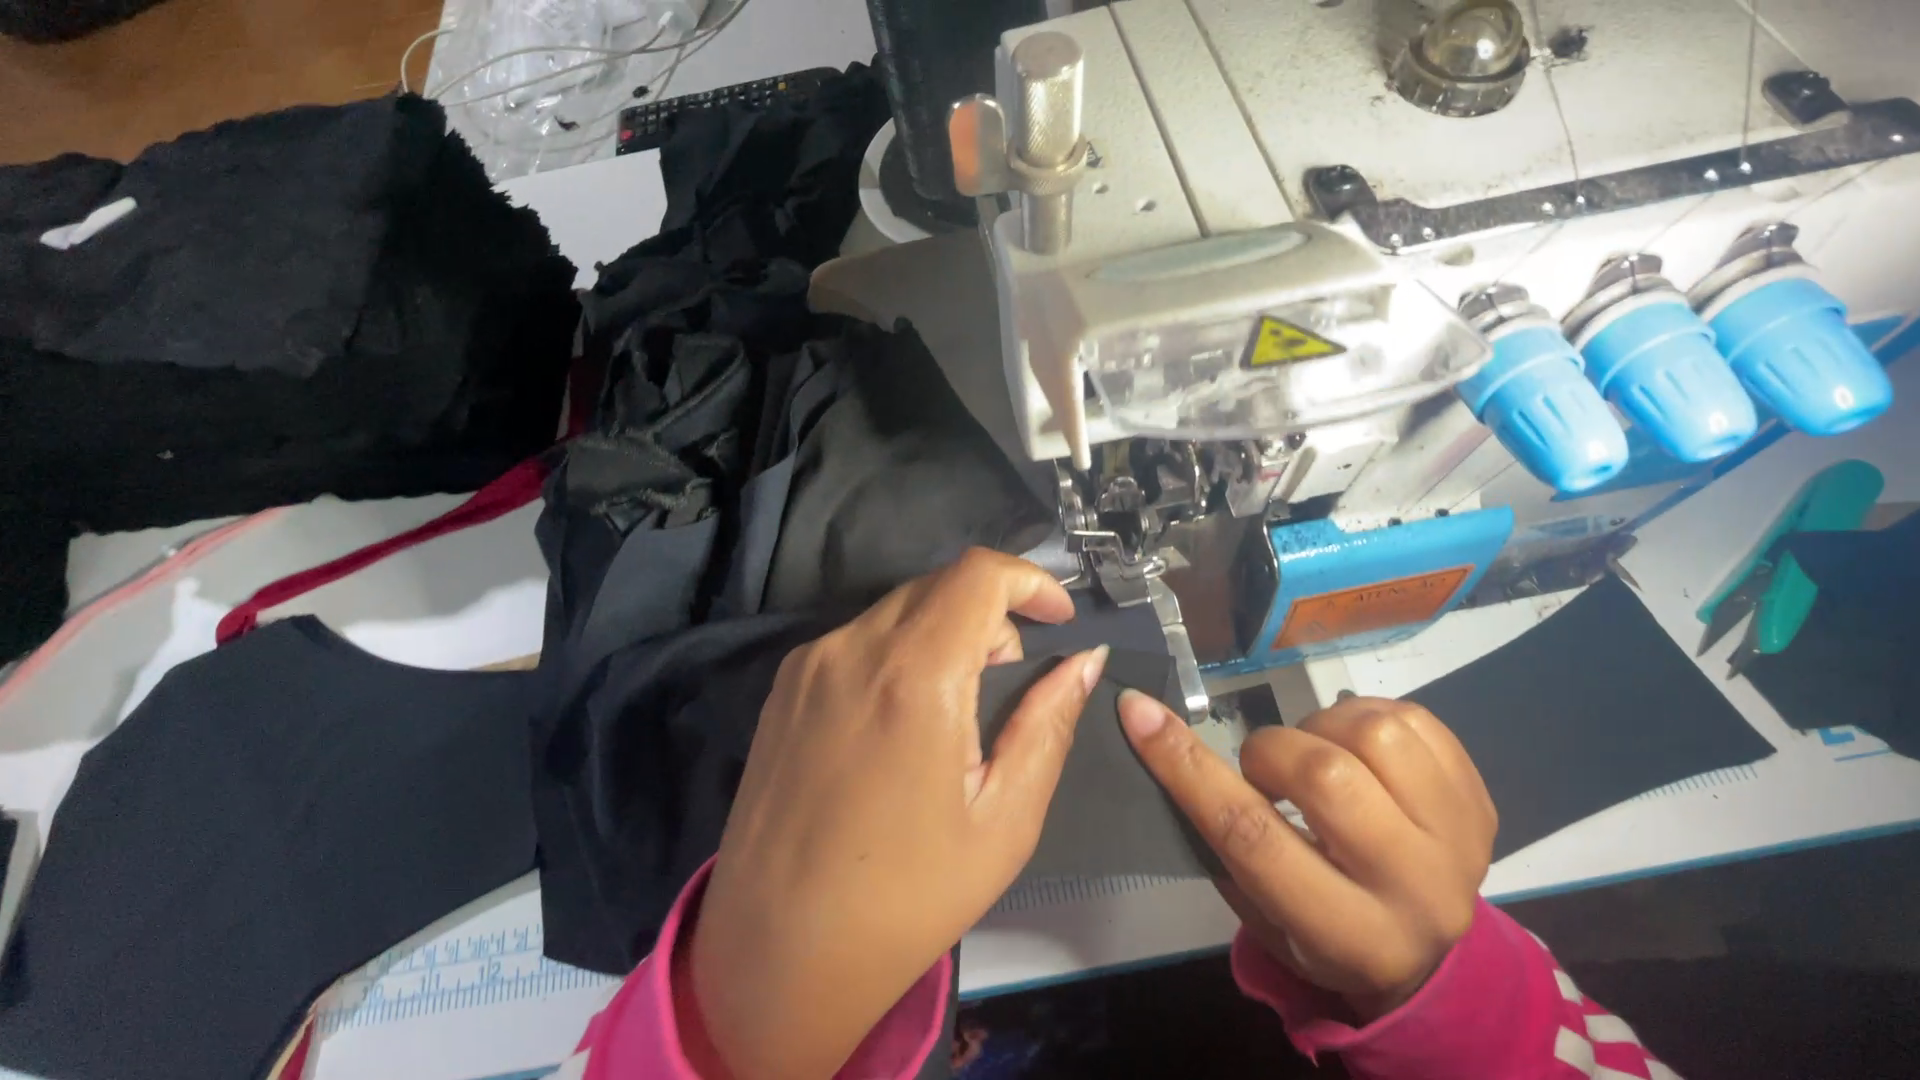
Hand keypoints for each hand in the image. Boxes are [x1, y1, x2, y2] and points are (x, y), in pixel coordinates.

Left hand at [684, 550, 1109, 1078]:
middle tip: (1010, 682)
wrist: (779, 951)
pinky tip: (900, 725)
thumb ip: (1048, 722)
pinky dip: (897, 655)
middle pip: (938, 586)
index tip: (1058, 618)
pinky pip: (857, 642)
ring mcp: (808, 665)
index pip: (978, 573)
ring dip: (943, 634)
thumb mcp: (1004, 818)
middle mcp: (853, 649)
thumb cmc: (908, 896)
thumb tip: (1085, 659)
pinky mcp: (781, 688)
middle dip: (990, 615)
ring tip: (956, 711)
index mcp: (915, 674)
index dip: (1029, 580)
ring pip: (896, 612)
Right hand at [1120, 692, 1495, 1020]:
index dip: (1185, 766)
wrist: (1429, 955)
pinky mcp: (1480, 801)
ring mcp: (1459, 841)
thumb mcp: (1258, 909)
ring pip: (1373, 733)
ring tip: (1317, 753)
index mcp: (1343, 932)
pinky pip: (1412, 717)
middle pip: (1324, 777)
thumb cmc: (1320, 931)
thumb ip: (1217, 833)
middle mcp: (1413, 888)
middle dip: (1270, 752)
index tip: (1138, 711)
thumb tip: (1157, 728)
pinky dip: (1363, 714)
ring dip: (1321, 728)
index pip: (1250, 835)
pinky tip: (1355, 745)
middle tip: (1266, 770)